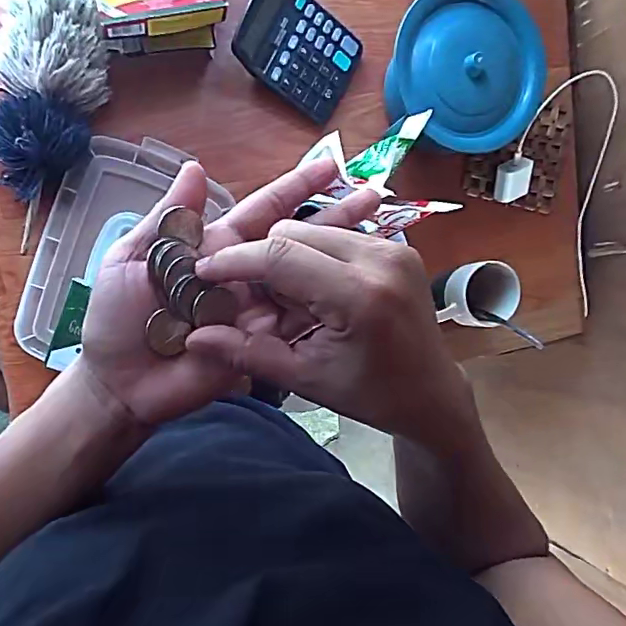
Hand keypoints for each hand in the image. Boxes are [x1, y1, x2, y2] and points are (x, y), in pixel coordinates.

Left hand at [77, 158, 377, 426]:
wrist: (117, 383)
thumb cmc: (117, 319)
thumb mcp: (132, 259)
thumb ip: (168, 220)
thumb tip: (195, 168)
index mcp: (215, 250)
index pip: (263, 213)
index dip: (295, 189)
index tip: (330, 167)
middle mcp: (243, 279)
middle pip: (295, 245)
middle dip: (334, 220)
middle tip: (372, 197)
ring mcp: (254, 314)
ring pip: (302, 285)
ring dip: (339, 264)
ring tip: (377, 240)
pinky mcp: (257, 348)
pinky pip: (292, 329)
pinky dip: (322, 313)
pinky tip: (356, 296)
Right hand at [188, 220, 481, 452]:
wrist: (432, 394)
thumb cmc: (371, 395)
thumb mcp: (306, 379)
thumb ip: (248, 354)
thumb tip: (194, 337)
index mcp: (360, 297)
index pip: (280, 256)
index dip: (235, 262)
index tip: (205, 272)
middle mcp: (381, 260)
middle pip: (293, 233)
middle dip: (263, 263)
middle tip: (258, 304)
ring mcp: (394, 248)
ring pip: (313, 229)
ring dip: (288, 260)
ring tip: (290, 305)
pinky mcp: (397, 247)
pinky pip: (336, 237)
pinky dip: (314, 259)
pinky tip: (315, 295)